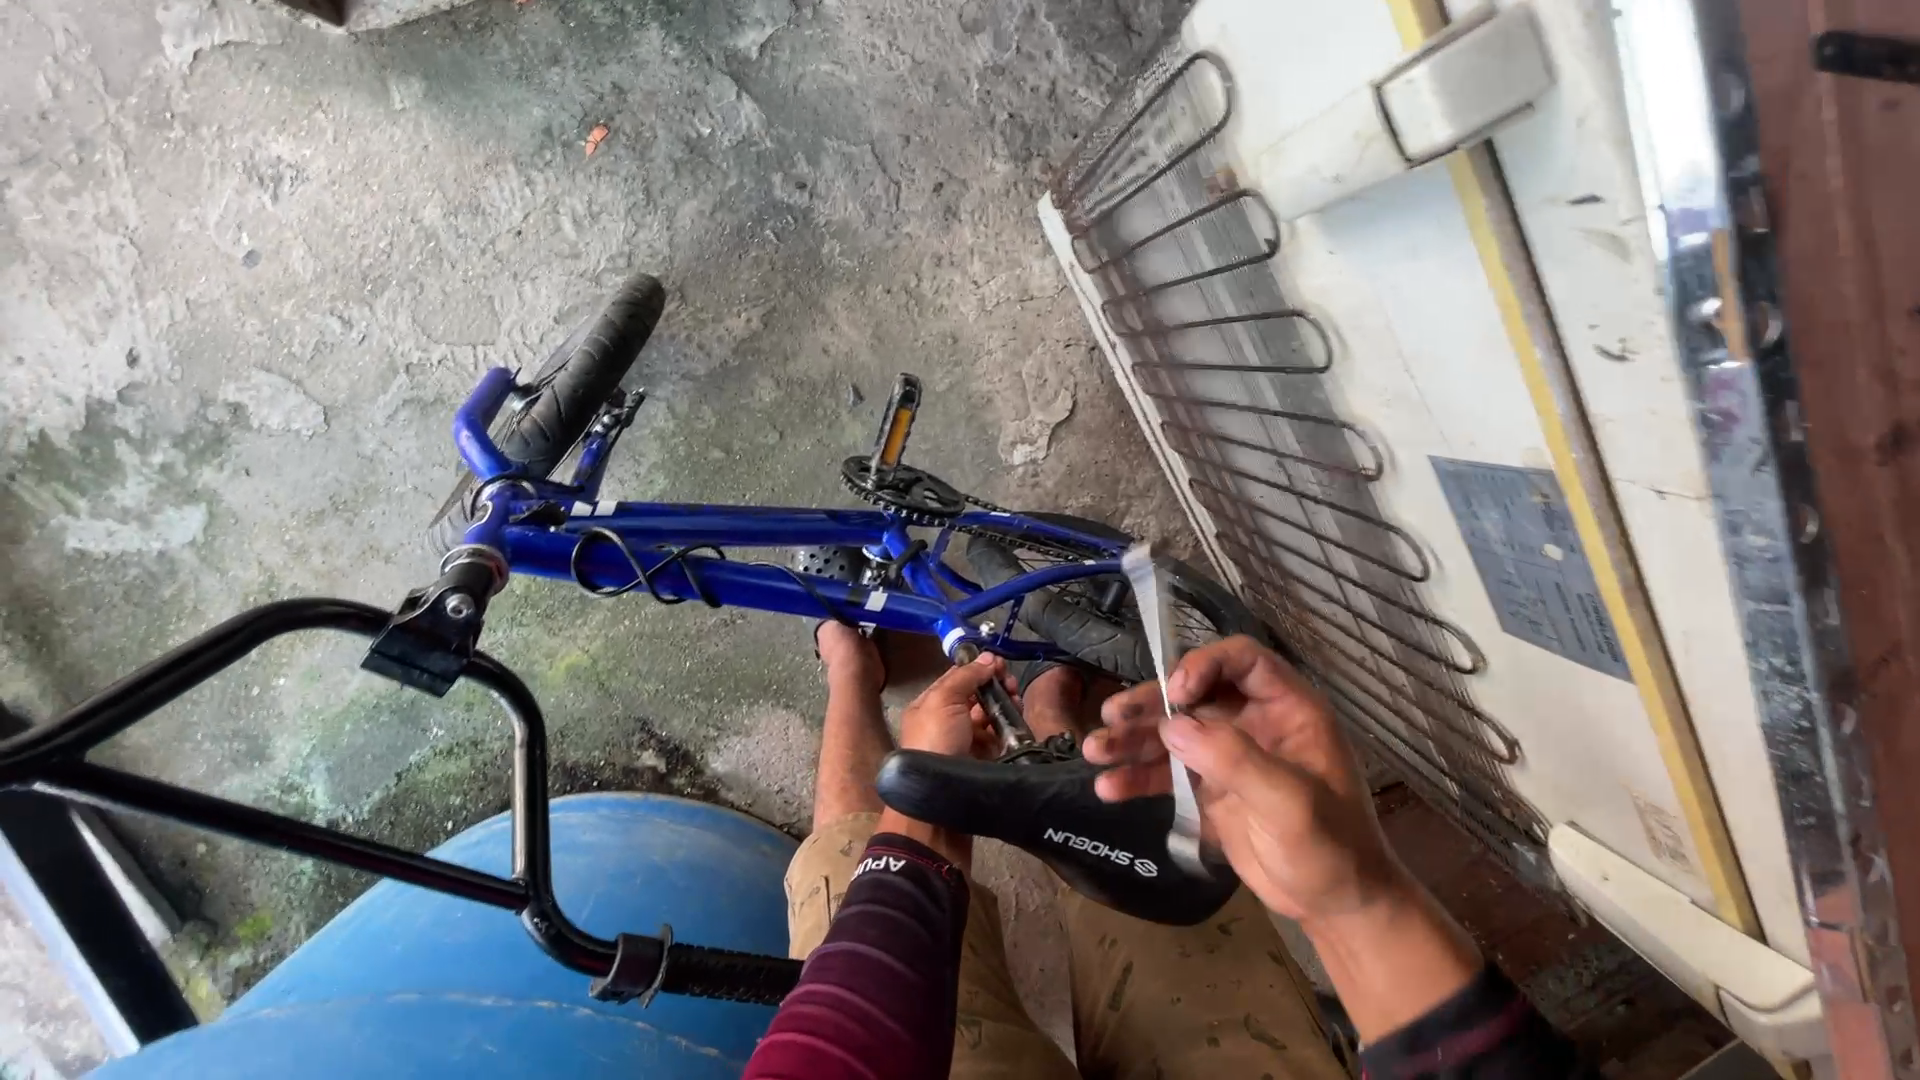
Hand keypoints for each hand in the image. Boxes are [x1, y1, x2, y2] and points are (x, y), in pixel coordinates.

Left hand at [897, 652, 1012, 759]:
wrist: (941, 794)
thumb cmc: (936, 740)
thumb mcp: (943, 700)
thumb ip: (966, 676)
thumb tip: (988, 657)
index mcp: (930, 705)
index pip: (957, 678)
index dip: (978, 668)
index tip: (1000, 663)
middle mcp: (948, 721)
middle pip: (977, 696)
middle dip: (996, 686)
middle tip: (1011, 683)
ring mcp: (967, 741)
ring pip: (990, 715)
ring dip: (1005, 703)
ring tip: (1016, 700)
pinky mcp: (984, 759)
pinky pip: (999, 737)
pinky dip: (1009, 727)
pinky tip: (1017, 720)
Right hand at [1083, 635, 1407, 925]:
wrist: (1335, 906)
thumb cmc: (1331, 847)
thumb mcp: (1290, 802)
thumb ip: (1234, 759)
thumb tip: (1172, 726)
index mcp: (1287, 709)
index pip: (1242, 660)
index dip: (1205, 664)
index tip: (1175, 693)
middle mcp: (1253, 722)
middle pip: (1193, 694)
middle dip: (1149, 703)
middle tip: (1111, 716)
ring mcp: (1227, 754)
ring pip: (1171, 731)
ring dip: (1132, 739)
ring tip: (1095, 752)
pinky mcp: (1208, 788)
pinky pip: (1166, 772)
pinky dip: (1137, 777)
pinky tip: (1109, 788)